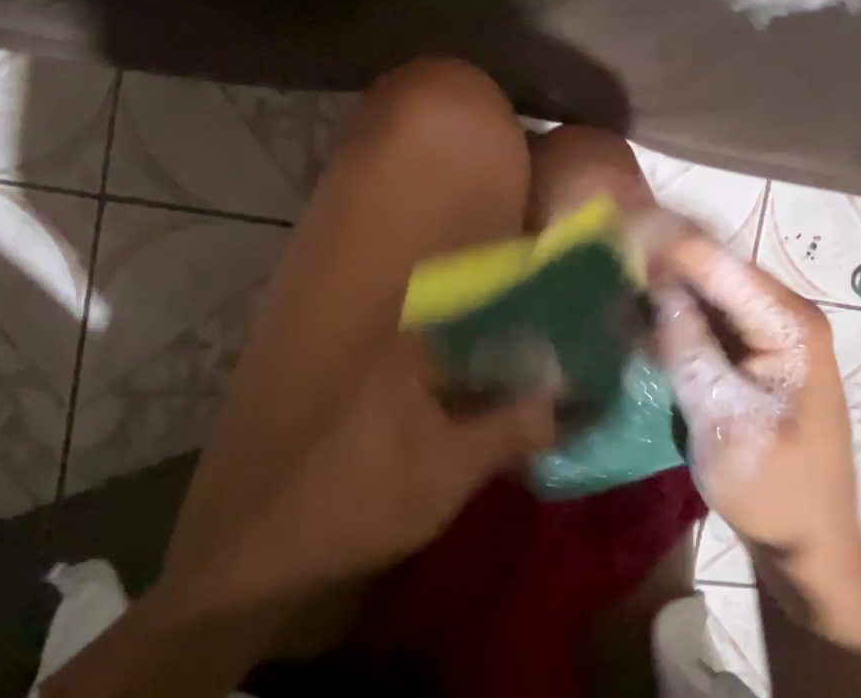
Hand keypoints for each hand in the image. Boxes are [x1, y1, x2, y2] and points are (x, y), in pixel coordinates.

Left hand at [158, 327, 558, 616]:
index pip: (496, 315)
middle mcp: (403, 348)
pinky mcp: (380, 410)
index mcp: (419, 345)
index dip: (543, 328)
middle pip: (482, 340)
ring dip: (503, 385)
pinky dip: (475, 407)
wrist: (277, 544)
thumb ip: (515, 426)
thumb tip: (572, 395)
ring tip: (550, 402)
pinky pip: (443, 394)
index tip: (582, 344)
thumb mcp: (454, 466)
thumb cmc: (370, 495)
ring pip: (464, 370)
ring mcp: (388, 378)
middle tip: (575, 378)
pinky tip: (501, 428)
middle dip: (527, 359)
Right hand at [636, 210, 860, 649]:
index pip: (717, 262)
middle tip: (603, 250)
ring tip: (610, 274)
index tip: (611, 230)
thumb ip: (687, 345)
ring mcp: (771, 331)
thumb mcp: (721, 418)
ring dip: (663, 283)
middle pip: (713, 267)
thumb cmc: (772, 486)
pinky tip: (636, 312)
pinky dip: (675, 313)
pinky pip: (711, 316)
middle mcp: (784, 313)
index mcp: (788, 323)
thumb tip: (653, 283)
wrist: (809, 542)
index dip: (664, 243)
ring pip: (708, 289)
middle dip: (660, 257)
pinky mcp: (755, 351)